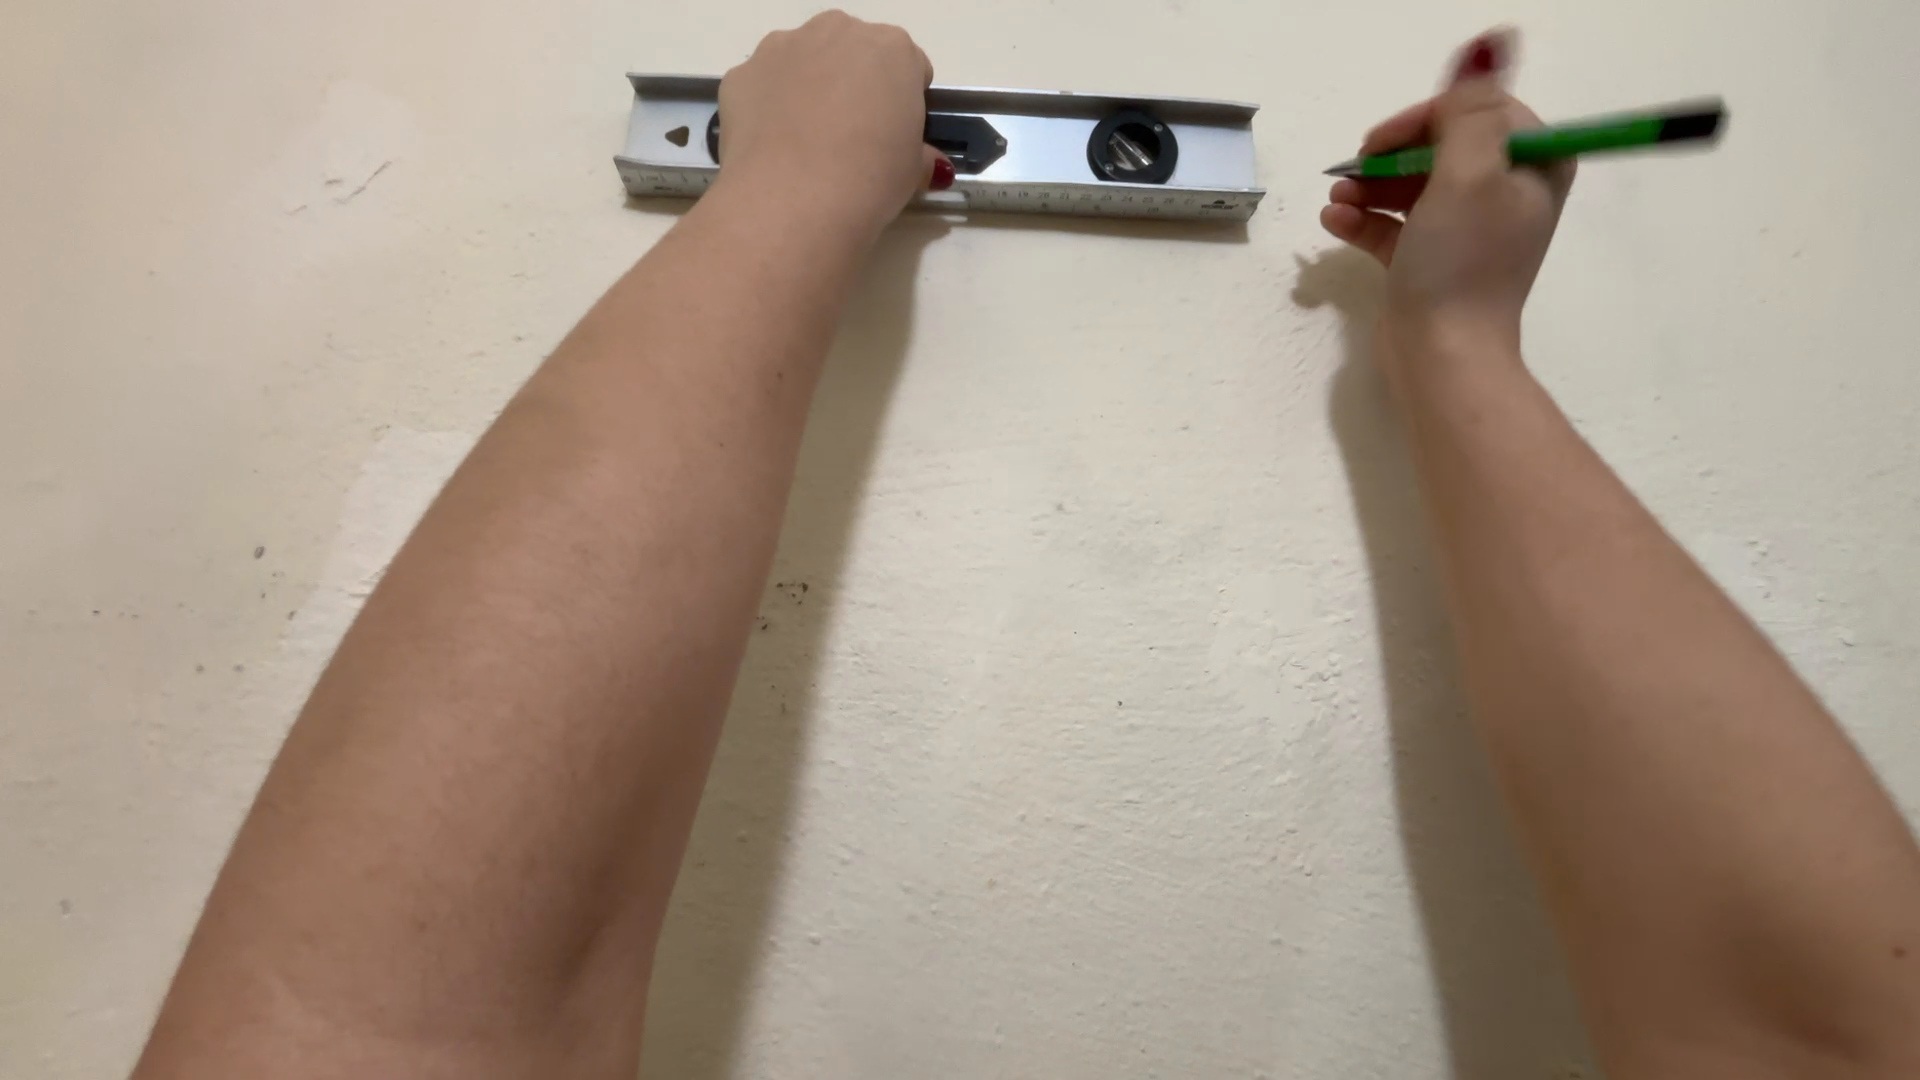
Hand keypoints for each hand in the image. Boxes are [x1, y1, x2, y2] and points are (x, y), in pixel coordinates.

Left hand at [715, 12, 948, 236]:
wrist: (795, 201)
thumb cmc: (870, 181)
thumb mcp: (912, 175)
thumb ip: (922, 159)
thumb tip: (930, 165)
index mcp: (892, 50)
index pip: (910, 67)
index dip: (906, 104)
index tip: (897, 138)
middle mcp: (837, 31)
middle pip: (854, 53)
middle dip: (856, 87)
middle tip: (854, 143)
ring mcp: (783, 47)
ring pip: (804, 62)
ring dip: (810, 92)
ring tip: (810, 149)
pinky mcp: (742, 74)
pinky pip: (764, 88)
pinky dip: (771, 111)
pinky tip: (776, 153)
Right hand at [1320, 29, 1574, 364]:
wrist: (1442, 353)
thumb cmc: (1459, 263)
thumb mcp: (1468, 175)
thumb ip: (1470, 109)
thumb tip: (1488, 38)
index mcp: (1531, 166)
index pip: (1479, 113)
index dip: (1425, 118)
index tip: (1378, 140)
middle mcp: (1502, 193)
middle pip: (1440, 150)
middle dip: (1390, 156)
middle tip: (1351, 168)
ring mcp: (1463, 231)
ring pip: (1411, 188)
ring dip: (1369, 187)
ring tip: (1335, 197)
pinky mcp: (1427, 263)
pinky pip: (1393, 227)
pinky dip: (1363, 220)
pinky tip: (1333, 220)